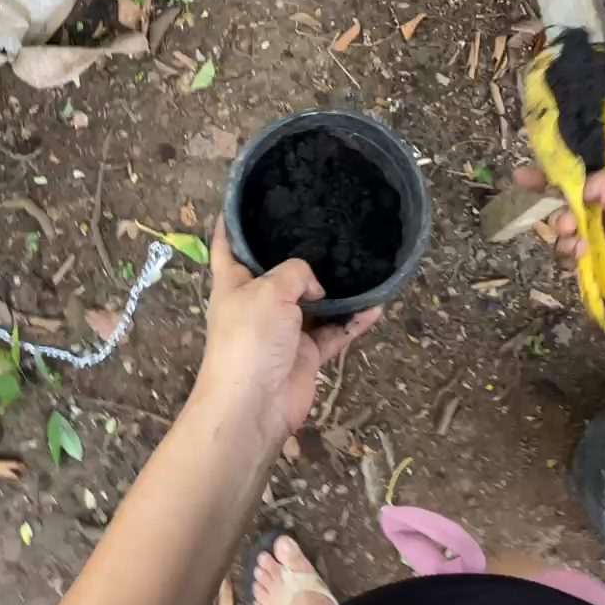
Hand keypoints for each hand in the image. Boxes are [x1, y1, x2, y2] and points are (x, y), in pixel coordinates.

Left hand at [191, 219, 380, 443]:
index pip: (227, 244)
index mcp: (234, 283)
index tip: (245, 198)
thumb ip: (295, 273)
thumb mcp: (268, 290)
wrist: (254, 406)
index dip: (232, 221)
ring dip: (336, 287)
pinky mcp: (307, 352)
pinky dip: (355, 319)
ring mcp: (284, 329)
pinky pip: (336, 330)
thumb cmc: (249, 338)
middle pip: (278, 270)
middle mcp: (258, 302)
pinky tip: (378, 303)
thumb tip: (315, 288)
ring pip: (314, 301)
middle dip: (298, 252)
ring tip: (360, 259)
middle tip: (325, 222)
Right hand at [513, 167, 604, 335]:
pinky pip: (567, 251)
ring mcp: (598, 242)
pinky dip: (568, 248)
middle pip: (570, 201)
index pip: (588, 179)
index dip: (560, 174)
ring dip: (562, 223)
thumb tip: (579, 185)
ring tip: (569, 230)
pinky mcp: (589, 266)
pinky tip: (580, 252)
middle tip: (529, 190)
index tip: (530, 172)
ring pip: (564, 226)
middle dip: (551, 196)